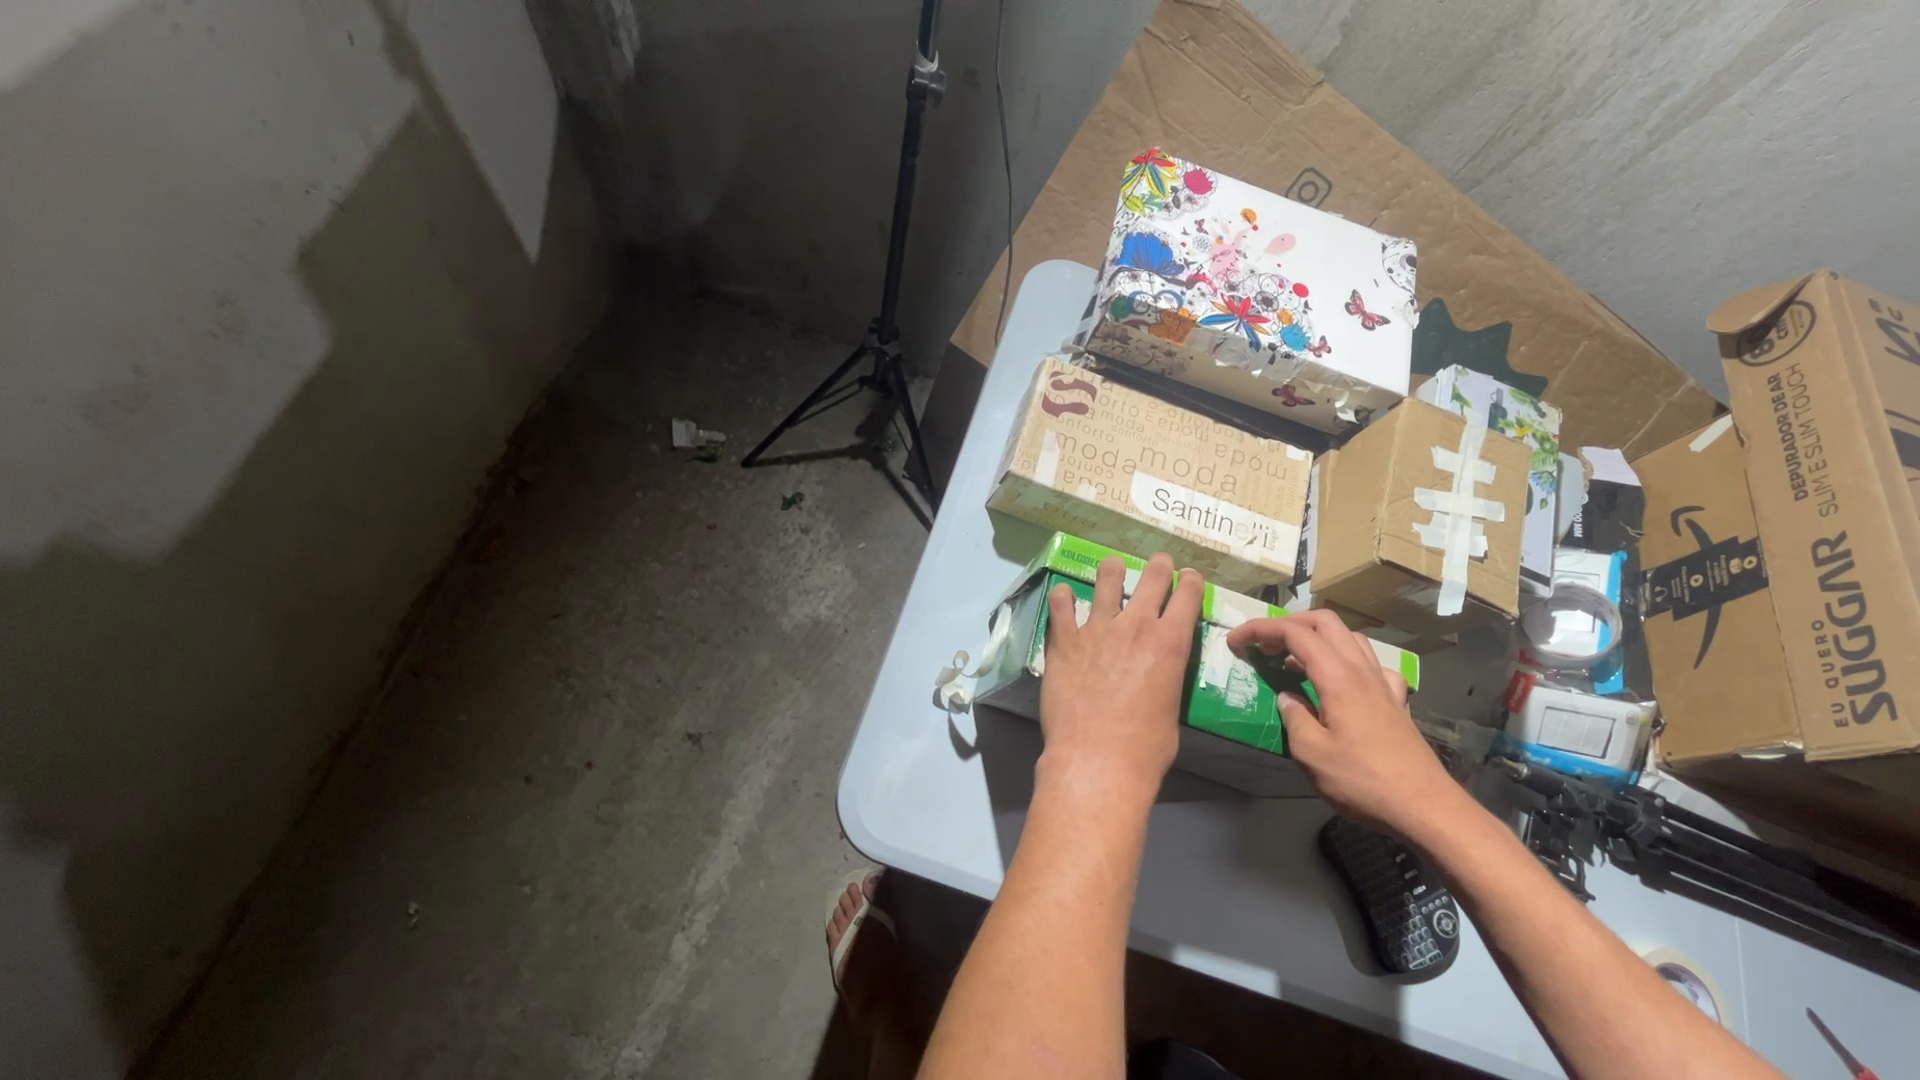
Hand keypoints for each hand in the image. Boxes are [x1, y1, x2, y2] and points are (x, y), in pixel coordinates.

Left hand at [1038, 554, 1202, 795]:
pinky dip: (1063, 597)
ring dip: (1112, 570)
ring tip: (1111, 566)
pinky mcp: (1064, 641)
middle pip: (1152, 578)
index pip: (1187, 596)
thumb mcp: (1171, 708)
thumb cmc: (1146, 746)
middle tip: (1160, 562)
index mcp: (1170, 642)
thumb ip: (1165, 680)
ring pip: (1106, 580)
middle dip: (1159, 565)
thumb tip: (1157, 679)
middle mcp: (1135, 626)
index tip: (1189, 576)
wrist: (1097, 758)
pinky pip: (1061, 606)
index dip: (1190, 582)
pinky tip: (1063, 594)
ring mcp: (1096, 629)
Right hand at [1225, 610, 1454, 831]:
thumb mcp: (1311, 754)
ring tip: (1294, 662)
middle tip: (1264, 645)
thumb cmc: (1362, 781)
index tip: (1235, 641)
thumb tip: (1288, 698)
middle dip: (1289, 624)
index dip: (1260, 630)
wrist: (1425, 808)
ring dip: (1317, 639)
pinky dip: (1349, 662)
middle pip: (1325, 623)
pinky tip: (1343, 683)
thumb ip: (1294, 718)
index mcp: (1337, 677)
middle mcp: (1362, 671)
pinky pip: (1373, 665)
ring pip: (1350, 639)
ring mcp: (1384, 684)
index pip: (1294, 634)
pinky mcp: (1396, 702)